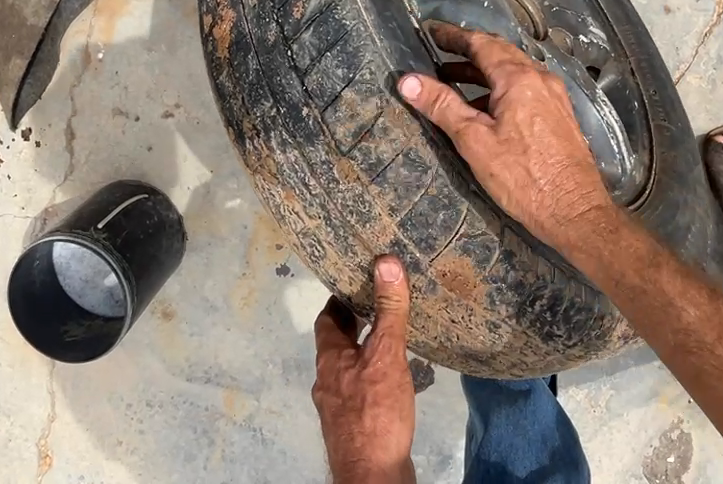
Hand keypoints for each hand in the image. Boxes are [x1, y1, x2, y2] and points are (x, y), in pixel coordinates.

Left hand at [313, 256, 416, 483]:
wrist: (373, 478)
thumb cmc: (376, 412)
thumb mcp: (386, 354)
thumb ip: (388, 310)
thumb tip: (386, 261)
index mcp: (329, 358)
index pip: (328, 316)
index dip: (340, 297)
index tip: (357, 280)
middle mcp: (327, 379)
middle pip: (337, 341)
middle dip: (356, 321)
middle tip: (379, 303)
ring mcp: (338, 406)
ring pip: (349, 367)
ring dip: (365, 350)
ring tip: (392, 337)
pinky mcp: (354, 426)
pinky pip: (360, 389)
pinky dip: (373, 376)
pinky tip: (394, 379)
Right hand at [397, 22, 613, 252]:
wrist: (576, 213)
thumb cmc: (523, 178)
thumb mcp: (474, 141)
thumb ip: (442, 106)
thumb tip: (407, 81)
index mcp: (518, 78)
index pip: (481, 44)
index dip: (454, 36)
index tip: (432, 31)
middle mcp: (540, 79)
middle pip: (500, 53)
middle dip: (468, 50)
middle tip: (440, 50)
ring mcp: (554, 96)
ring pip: (513, 71)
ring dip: (482, 71)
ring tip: (453, 80)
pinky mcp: (559, 115)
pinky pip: (525, 87)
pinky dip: (500, 87)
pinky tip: (486, 107)